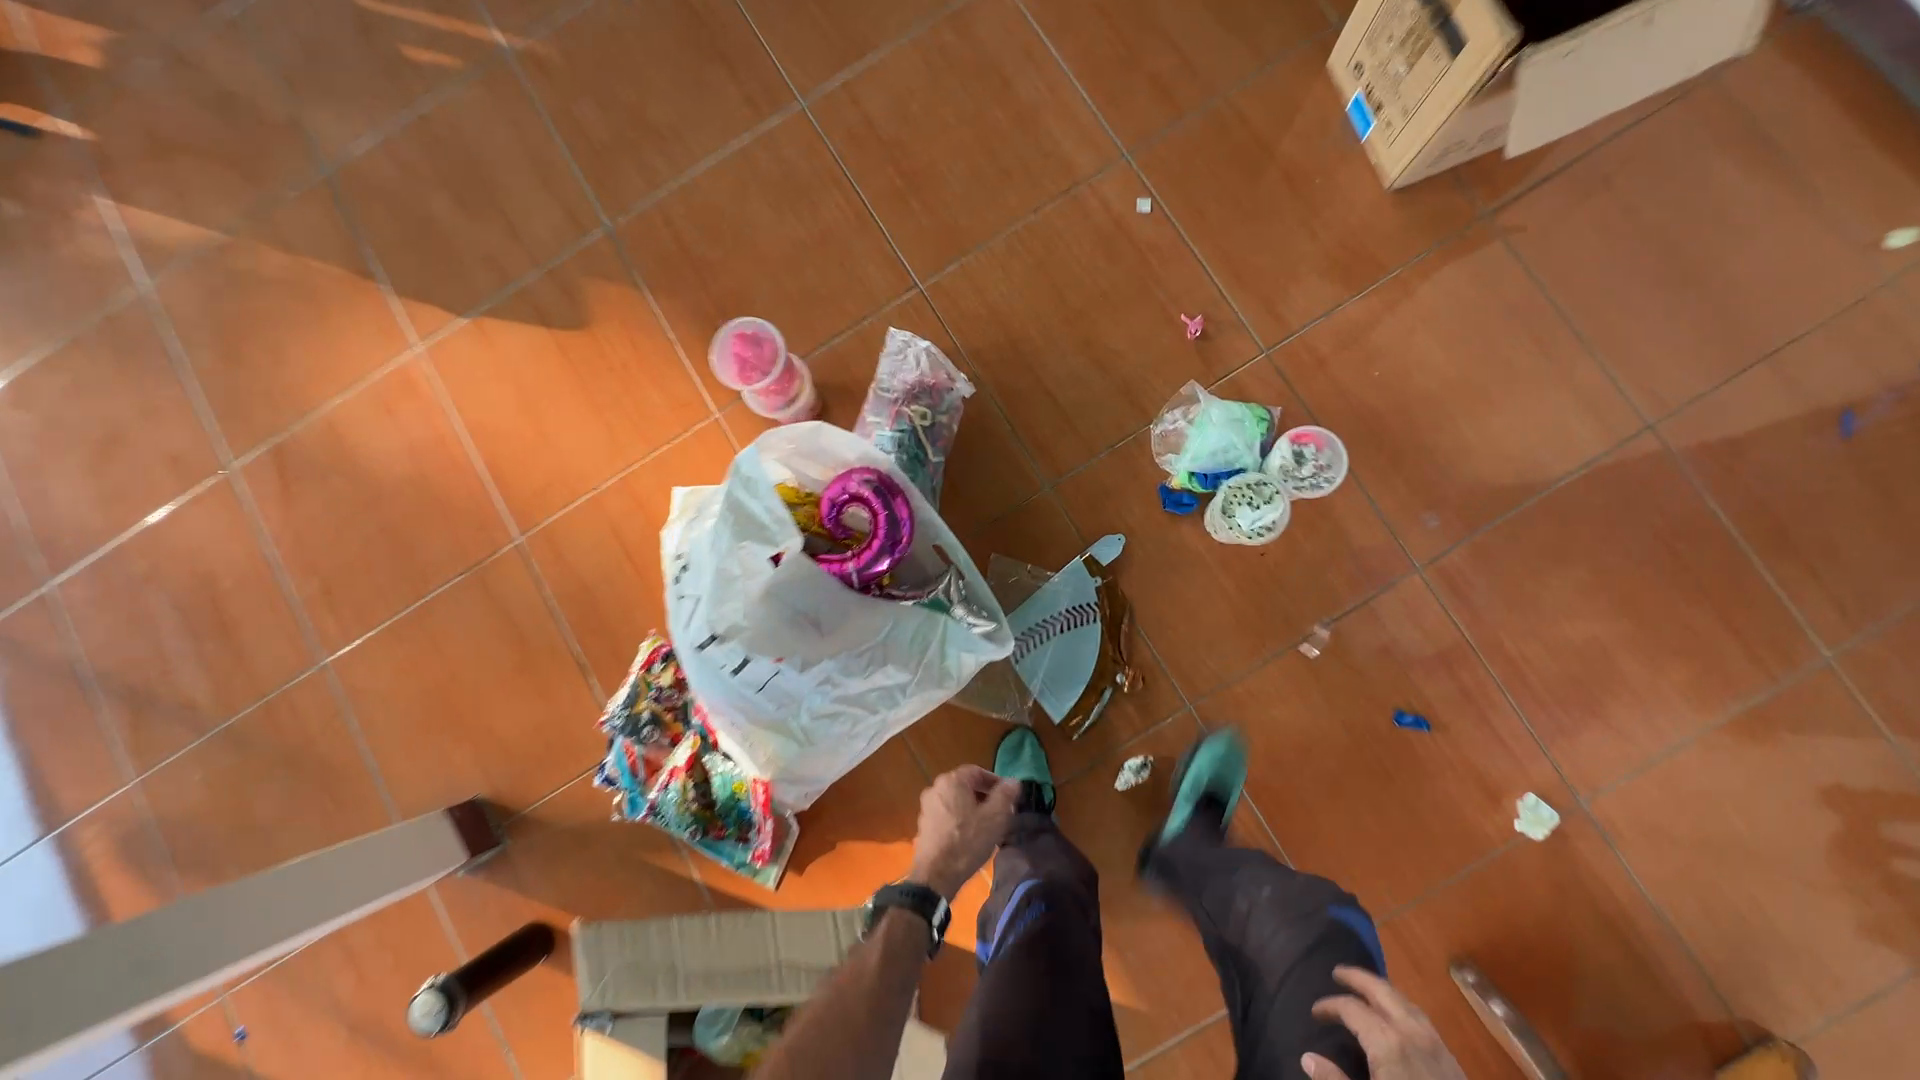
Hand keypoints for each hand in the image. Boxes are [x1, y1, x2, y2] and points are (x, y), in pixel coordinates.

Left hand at [907, 765, 1018, 898]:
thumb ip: (1005, 795)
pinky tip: (970, 836)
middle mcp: (935, 788)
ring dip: (972, 808)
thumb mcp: (995, 817)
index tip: (1008, 796)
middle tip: (1000, 811)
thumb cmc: (968, 841)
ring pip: (955, 801)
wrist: (936, 875)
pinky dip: (960, 819)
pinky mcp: (923, 825)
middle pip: (965, 786)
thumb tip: (1013, 781)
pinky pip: (946, 815)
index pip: (977, 771)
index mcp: (951, 781)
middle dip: (984, 796)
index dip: (995, 781)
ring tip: (987, 825)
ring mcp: (926, 807)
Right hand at [1303, 966, 1466, 1079]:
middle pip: (1382, 991)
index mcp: (1387, 1044)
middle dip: (1358, 978)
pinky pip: (1421, 1017)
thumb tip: (1308, 1058)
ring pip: (1405, 1001)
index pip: (1352, 1009)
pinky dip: (1402, 1005)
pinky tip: (1399, 1017)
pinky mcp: (1451, 1059)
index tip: (1315, 1013)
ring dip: (1382, 989)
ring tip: (1366, 988)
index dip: (1330, 1006)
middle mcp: (1412, 1034)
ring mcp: (1435, 1044)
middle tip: (1338, 972)